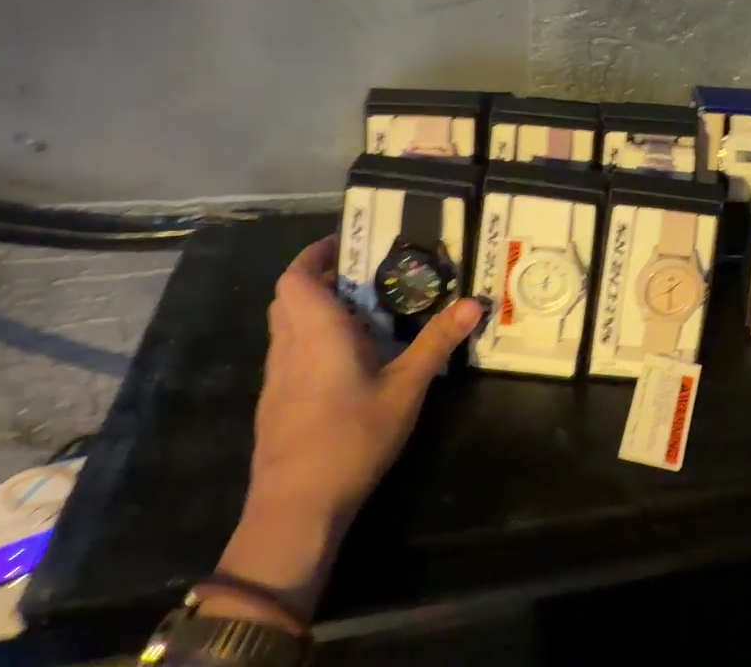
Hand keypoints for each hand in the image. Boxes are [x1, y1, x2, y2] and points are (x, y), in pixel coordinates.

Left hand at [205, 236, 480, 624]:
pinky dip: (312, 339)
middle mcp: (288, 347)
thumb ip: (436, 343)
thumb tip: (474, 304)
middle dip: (319, 277)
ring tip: (362, 312)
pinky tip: (347, 361)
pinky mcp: (277, 404)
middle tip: (363, 274)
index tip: (347, 242)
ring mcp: (277, 378)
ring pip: (286, 326)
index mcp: (316, 333)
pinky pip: (290, 353)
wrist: (296, 507)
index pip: (296, 277)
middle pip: (288, 297)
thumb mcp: (407, 389)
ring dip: (314, 309)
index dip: (315, 254)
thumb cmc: (352, 438)